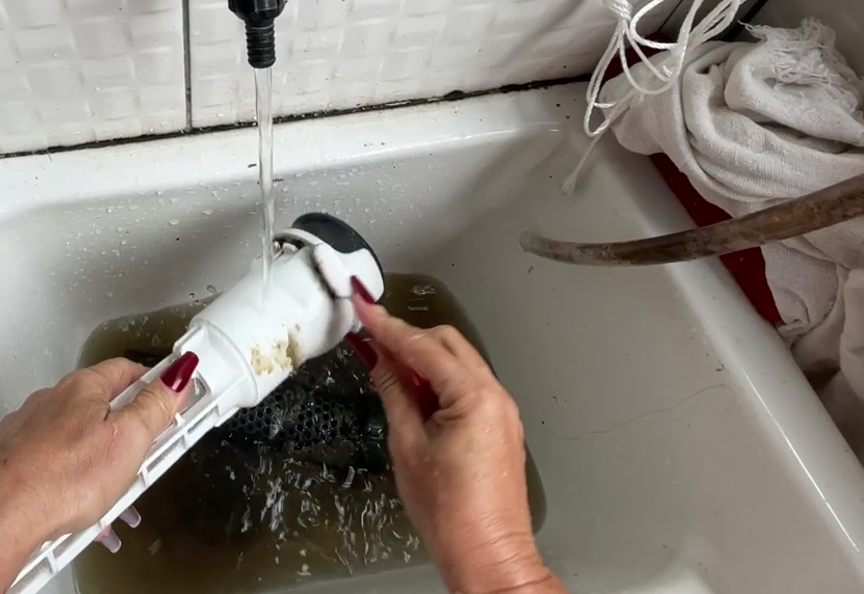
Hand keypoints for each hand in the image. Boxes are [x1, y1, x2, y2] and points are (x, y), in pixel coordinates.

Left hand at [0, 356, 190, 593]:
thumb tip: (177, 375)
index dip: (155, 384)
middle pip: (101, 410)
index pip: (129, 372)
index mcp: (83, 389)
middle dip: (126, 438)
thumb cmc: (56, 479)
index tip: (173, 395)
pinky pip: (46, 467)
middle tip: (145, 464)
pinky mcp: (6, 463)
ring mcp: (25, 432)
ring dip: (95, 468)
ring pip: (73, 444)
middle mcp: (51, 402)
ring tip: (108, 505)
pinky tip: (70, 512)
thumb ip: (155, 407)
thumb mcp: (127, 441)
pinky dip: (63, 485)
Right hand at [353, 289, 565, 593]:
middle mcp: (494, 395)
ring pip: (456, 361)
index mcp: (473, 396)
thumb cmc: (448, 511)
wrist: (490, 559)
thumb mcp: (407, 444)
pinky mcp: (499, 425)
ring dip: (423, 359)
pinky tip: (414, 393)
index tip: (362, 304)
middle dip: (408, 339)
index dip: (387, 325)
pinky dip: (438, 379)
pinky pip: (466, 384)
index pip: (422, 346)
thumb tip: (377, 357)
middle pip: (445, 343)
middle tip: (372, 344)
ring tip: (389, 372)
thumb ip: (393, 391)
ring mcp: (501, 410)